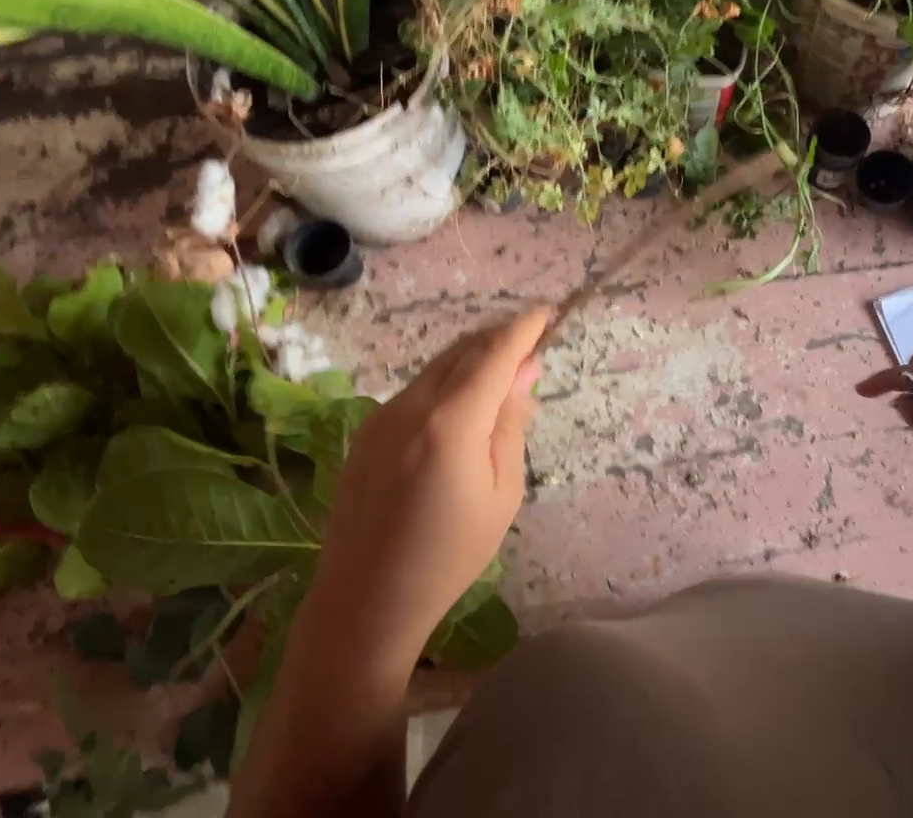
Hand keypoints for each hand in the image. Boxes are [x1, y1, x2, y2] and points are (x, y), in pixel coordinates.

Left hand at [313, 308, 547, 646]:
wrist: (365, 600)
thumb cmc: (450, 556)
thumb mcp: (501, 493)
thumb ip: (510, 424)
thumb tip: (525, 372)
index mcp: (450, 424)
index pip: (493, 356)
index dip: (522, 329)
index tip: (547, 312)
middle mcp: (410, 407)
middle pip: (461, 351)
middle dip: (499, 336)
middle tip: (532, 335)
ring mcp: (380, 417)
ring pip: (435, 367)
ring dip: (472, 356)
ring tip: (505, 364)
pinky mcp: (365, 432)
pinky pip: (415, 390)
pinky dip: (447, 380)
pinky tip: (464, 398)